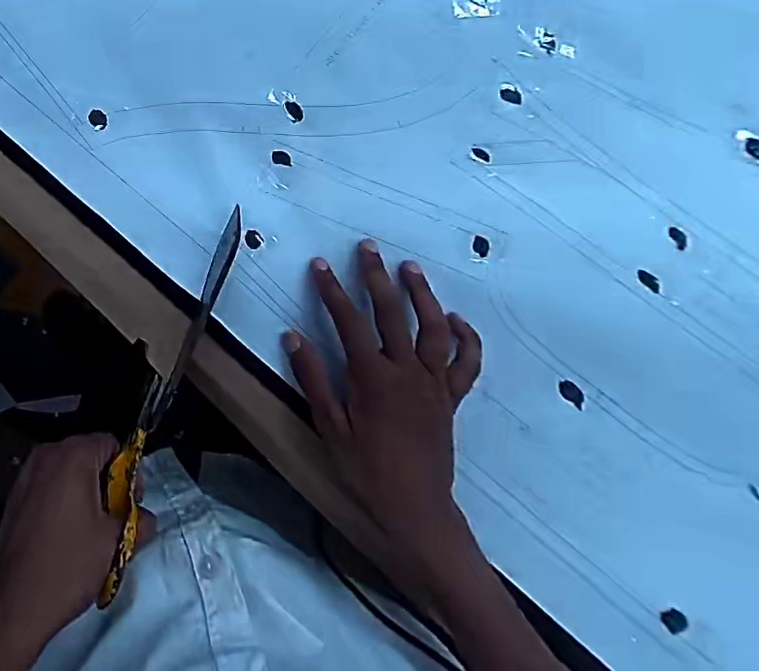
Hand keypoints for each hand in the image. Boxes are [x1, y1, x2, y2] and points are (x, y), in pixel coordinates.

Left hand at [0, 434, 156, 670]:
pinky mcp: (14, 493)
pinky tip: (65, 531)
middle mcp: (46, 454)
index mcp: (72, 455)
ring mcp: (26, 473)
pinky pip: (47, 483)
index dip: (127, 469)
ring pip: (66, 469)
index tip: (130, 500)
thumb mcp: (113, 541)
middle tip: (114, 516)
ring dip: (84, 489)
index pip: (109, 443)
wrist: (15, 601)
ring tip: (91, 527)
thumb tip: (146, 517)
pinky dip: (62, 497)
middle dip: (105, 480)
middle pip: (86, 453)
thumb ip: (136, 520)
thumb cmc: (69, 563)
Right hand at [284, 239, 482, 591]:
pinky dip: (465, 338)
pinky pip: (465, 364)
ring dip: (423, 296)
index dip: (332, 291)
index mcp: (373, 378)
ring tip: (410, 269)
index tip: (320, 265)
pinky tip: (455, 319)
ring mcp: (434, 385)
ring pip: (434, 330)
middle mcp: (407, 373)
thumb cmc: (365, 469)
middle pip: (393, 314)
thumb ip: (313, 379)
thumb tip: (293, 336)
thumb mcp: (329, 426)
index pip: (350, 322)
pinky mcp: (451, 399)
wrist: (415, 508)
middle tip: (369, 248)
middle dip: (377, 278)